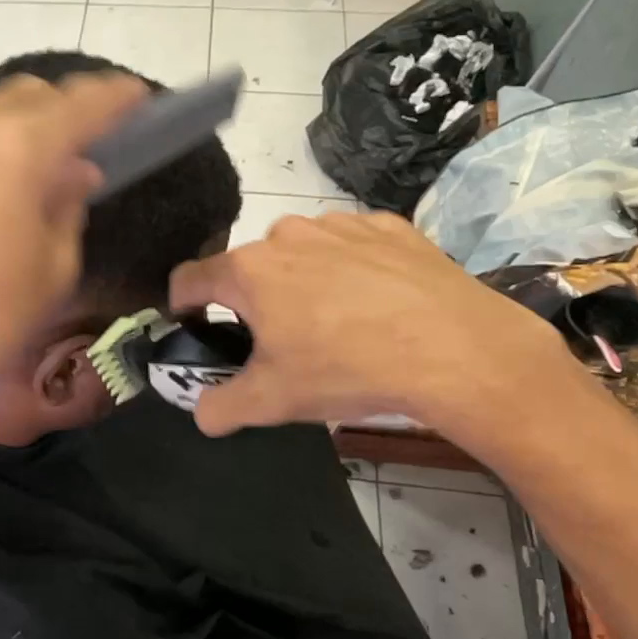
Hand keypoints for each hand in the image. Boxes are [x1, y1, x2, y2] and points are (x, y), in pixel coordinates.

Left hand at [0, 72, 148, 383]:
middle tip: (80, 145)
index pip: (81, 104)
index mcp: (19, 148)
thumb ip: (68, 206)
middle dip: (61, 110)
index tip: (136, 97)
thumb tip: (74, 172)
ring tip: (29, 170)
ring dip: (14, 130)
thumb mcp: (53, 268)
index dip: (115, 97)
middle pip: (27, 97)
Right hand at [167, 212, 576, 439]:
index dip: (182, 306)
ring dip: (301, 283)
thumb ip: (220, 408)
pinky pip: (351, 248)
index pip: (189, 279)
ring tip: (334, 326)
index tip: (194, 327)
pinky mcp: (390, 227)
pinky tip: (375, 307)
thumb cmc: (346, 370)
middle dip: (252, 302)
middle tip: (279, 344)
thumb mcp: (271, 403)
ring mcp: (341, 225)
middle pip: (248, 268)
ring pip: (301, 254)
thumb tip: (203, 413)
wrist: (455, 350)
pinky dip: (350, 272)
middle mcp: (287, 235)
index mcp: (249, 271)